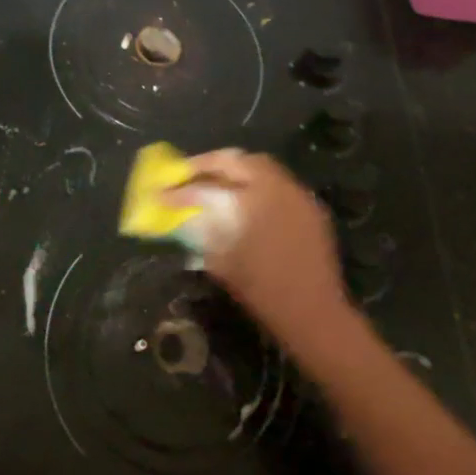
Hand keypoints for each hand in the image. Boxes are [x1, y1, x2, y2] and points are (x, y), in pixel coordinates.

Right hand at [170, 149, 353, 347]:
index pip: (206, 187)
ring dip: (234, 170)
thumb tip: (185, 217)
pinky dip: (257, 183)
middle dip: (208, 165)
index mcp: (250, 204)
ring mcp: (296, 194)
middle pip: (235, 161)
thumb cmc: (264, 294)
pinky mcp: (310, 205)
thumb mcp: (223, 264)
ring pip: (259, 166)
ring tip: (212, 182)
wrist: (314, 313)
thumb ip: (203, 233)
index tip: (160, 193)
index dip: (180, 190)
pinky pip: (279, 182)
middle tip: (186, 175)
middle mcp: (275, 189)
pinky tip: (244, 199)